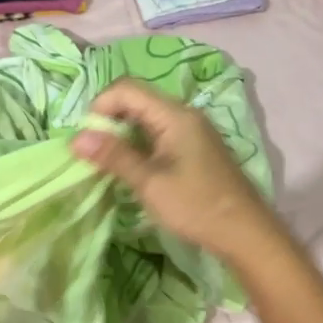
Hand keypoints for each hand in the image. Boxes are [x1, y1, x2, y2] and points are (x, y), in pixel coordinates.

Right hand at [72, 78, 276, 255]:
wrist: (246, 233)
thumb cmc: (196, 206)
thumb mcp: (149, 183)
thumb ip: (114, 156)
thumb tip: (76, 138)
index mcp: (174, 116)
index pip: (126, 88)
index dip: (100, 106)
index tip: (86, 137)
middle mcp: (184, 115)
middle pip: (136, 100)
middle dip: (108, 119)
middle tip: (92, 151)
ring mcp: (191, 131)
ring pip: (146, 117)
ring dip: (122, 133)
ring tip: (107, 161)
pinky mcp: (194, 147)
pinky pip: (158, 133)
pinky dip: (138, 143)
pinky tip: (132, 168)